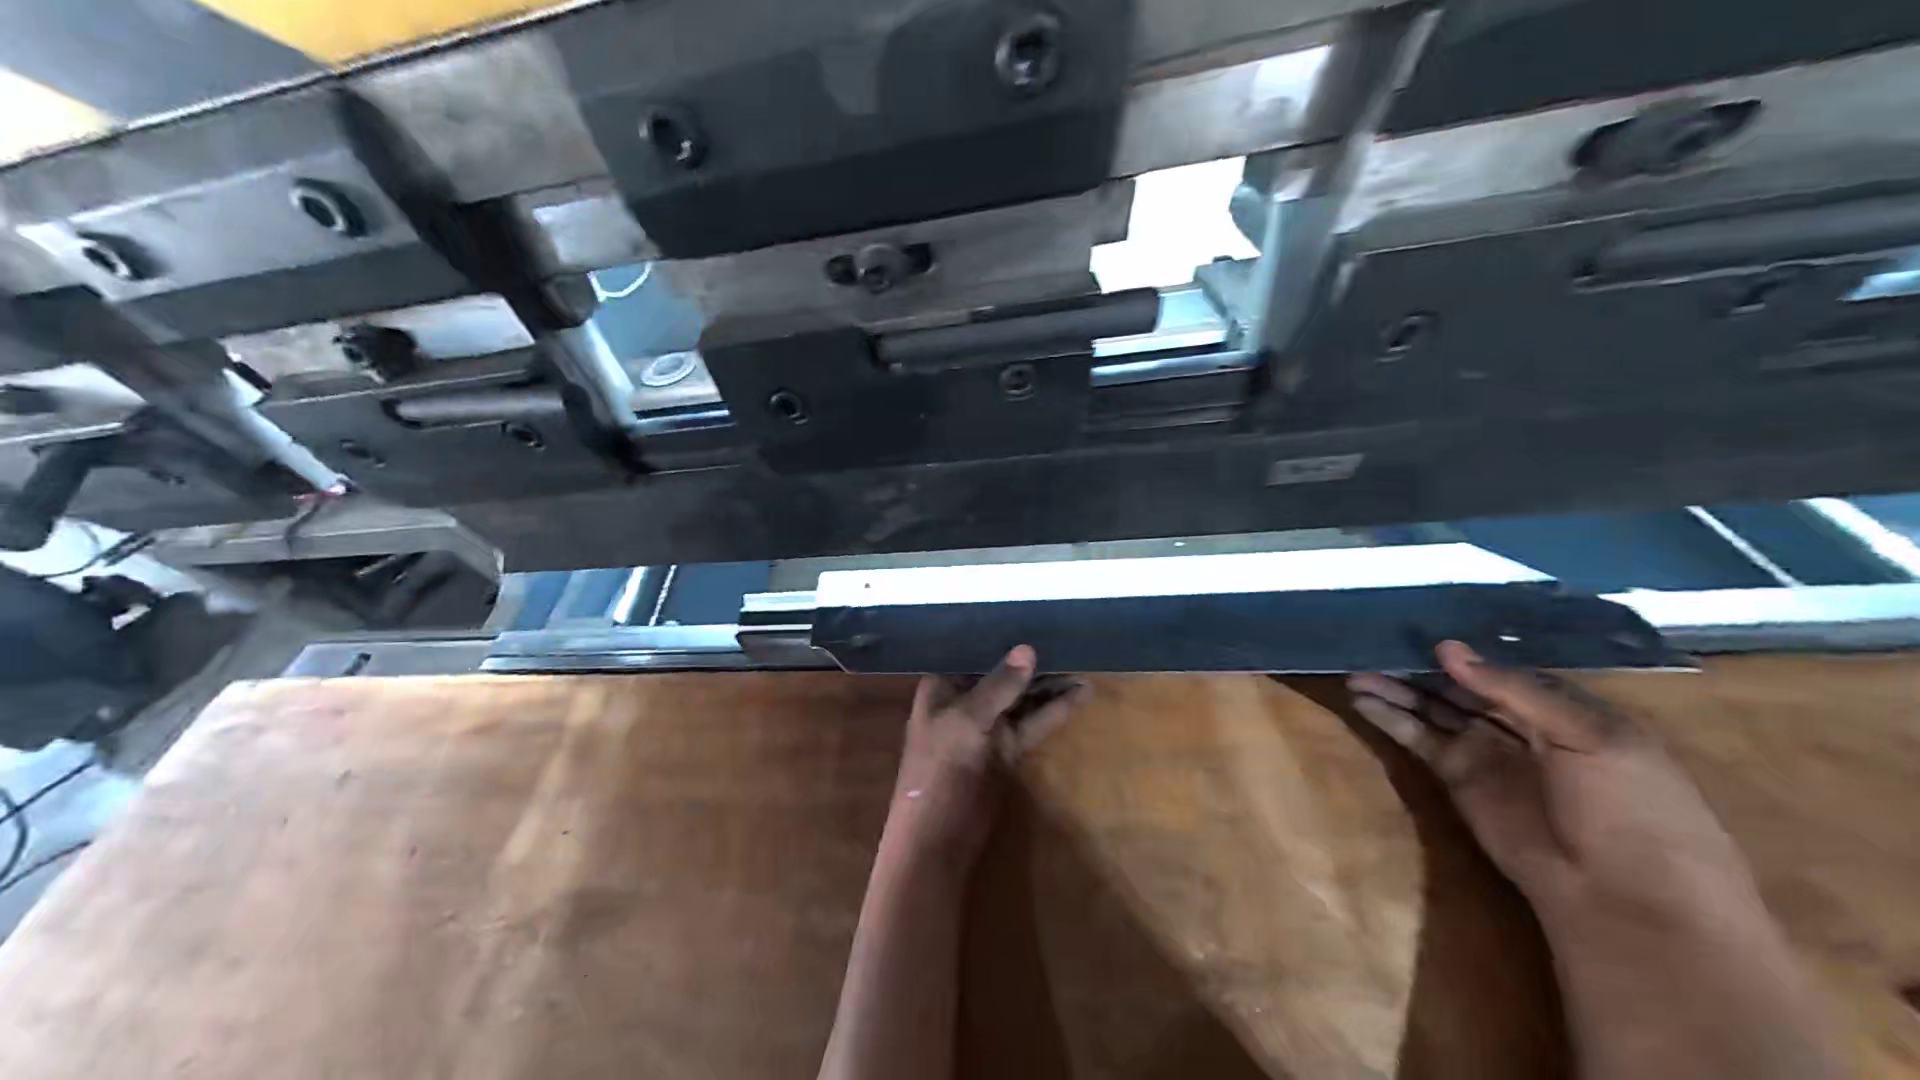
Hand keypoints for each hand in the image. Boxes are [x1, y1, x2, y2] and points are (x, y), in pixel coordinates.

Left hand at [888, 645, 1086, 864]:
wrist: (937, 836)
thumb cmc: (938, 769)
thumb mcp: (967, 720)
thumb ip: (1000, 685)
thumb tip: (1028, 648)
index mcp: (944, 686)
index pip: (975, 650)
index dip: (1002, 635)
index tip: (1035, 614)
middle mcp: (966, 699)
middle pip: (1004, 672)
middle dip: (1033, 658)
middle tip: (1070, 636)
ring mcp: (988, 724)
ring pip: (1023, 696)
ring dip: (1050, 683)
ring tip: (1085, 661)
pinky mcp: (1007, 748)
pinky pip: (1034, 722)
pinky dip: (1056, 710)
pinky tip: (1081, 694)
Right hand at [1349, 641, 1837, 1079]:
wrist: (1622, 895)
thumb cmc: (1628, 805)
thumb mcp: (1588, 735)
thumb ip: (1514, 689)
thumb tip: (1447, 647)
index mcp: (1565, 710)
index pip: (1504, 668)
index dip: (1466, 650)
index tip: (1421, 627)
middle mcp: (1520, 725)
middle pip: (1460, 686)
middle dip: (1420, 667)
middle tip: (1374, 645)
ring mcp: (1487, 752)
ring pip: (1433, 709)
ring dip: (1396, 690)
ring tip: (1355, 673)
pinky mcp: (1458, 778)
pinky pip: (1419, 739)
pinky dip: (1391, 720)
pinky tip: (1363, 702)